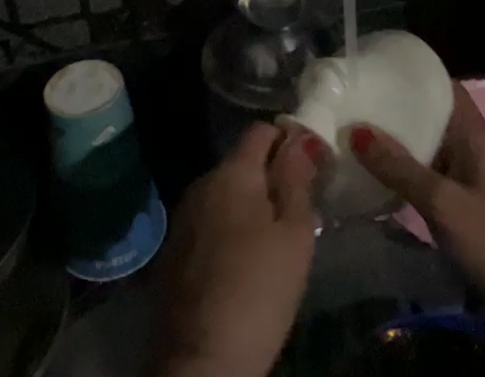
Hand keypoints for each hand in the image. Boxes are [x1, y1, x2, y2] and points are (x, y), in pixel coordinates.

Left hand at [147, 122, 323, 376]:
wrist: (201, 357)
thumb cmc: (259, 289)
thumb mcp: (294, 235)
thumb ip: (297, 181)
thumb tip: (299, 138)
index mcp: (232, 173)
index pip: (260, 130)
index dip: (288, 137)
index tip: (310, 161)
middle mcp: (201, 184)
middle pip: (241, 163)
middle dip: (270, 176)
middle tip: (299, 208)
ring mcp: (183, 216)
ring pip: (224, 194)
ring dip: (249, 204)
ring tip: (275, 238)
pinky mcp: (173, 248)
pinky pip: (208, 222)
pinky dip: (228, 229)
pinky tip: (243, 261)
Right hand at [350, 83, 484, 311]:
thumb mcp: (443, 203)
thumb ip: (400, 167)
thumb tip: (355, 129)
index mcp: (478, 138)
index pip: (446, 89)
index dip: (413, 75)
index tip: (373, 68)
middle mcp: (474, 153)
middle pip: (432, 119)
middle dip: (394, 111)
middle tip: (349, 104)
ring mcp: (469, 184)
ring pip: (426, 152)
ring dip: (395, 146)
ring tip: (349, 137)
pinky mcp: (462, 213)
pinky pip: (427, 182)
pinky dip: (401, 178)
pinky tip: (369, 181)